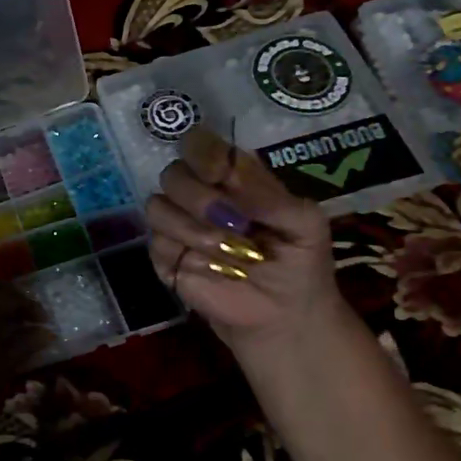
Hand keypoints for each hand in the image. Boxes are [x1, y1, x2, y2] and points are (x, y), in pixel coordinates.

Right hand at [144, 127, 340, 351]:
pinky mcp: (165, 258)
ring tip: (228, 250)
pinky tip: (217, 268)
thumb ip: (270, 197)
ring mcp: (177, 226)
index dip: (202, 153)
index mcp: (230, 177)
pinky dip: (190, 254)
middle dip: (199, 197)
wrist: (285, 315)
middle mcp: (198, 195)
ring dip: (193, 228)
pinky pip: (158, 244)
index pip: (199, 145)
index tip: (221, 176)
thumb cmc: (299, 263)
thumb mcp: (304, 223)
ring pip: (156, 207)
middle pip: (172, 174)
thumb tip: (229, 185)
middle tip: (233, 222)